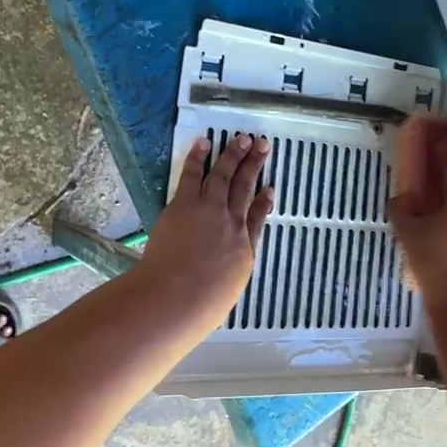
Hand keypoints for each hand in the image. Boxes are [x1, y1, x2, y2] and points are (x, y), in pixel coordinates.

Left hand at [136, 133, 273, 322]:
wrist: (176, 298)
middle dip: (254, 166)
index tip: (270, 189)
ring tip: (242, 138)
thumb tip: (222, 276)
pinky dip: (199, 158)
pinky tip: (205, 143)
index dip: (264, 202)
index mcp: (244, 251)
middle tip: (262, 146)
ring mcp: (209, 212)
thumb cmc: (199, 308)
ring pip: (224, 177)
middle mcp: (232, 225)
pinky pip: (193, 176)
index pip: (257, 220)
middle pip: (245, 190)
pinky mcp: (184, 206)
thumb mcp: (224, 295)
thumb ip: (226, 277)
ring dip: (233, 155)